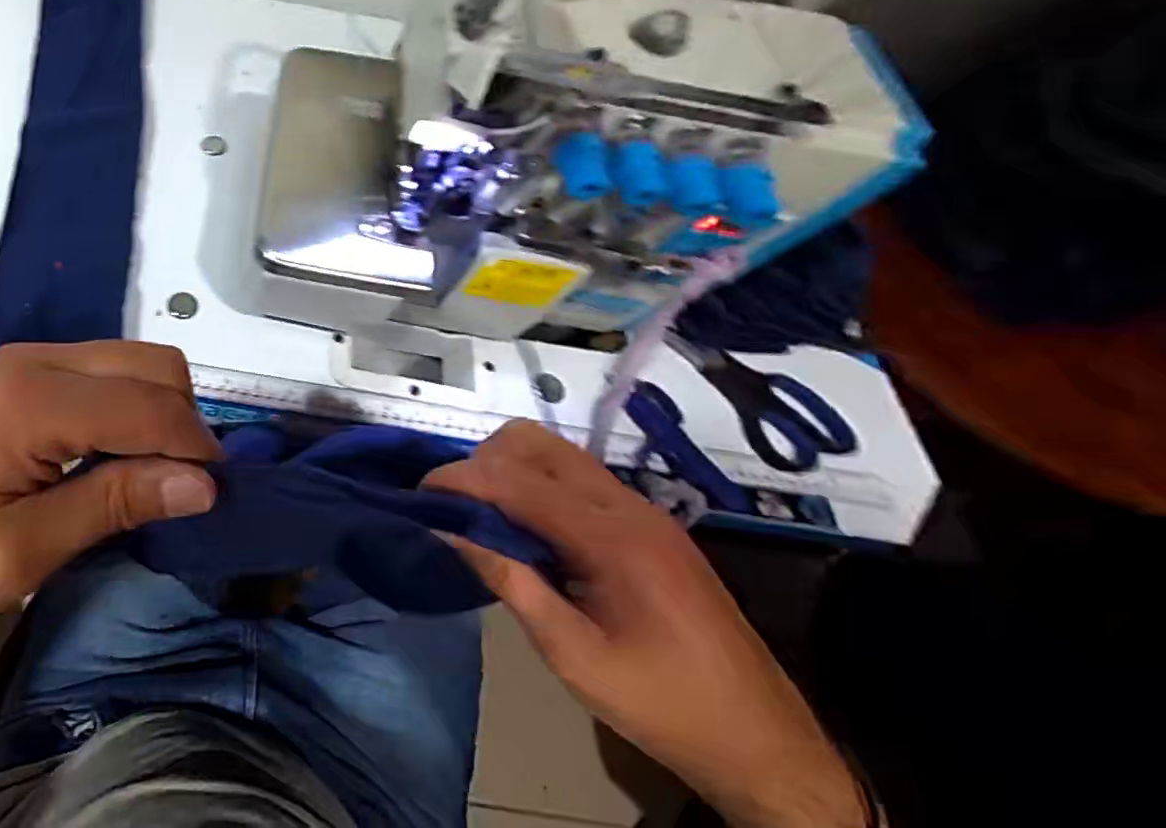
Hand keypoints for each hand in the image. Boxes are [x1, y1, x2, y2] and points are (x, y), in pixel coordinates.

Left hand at [0, 341, 220, 625]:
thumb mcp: (23, 553)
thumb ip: (114, 506)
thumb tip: (203, 485)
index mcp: (33, 401)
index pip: (148, 407)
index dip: (194, 449)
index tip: (215, 497)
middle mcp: (38, 359)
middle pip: (154, 365)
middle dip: (184, 422)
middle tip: (183, 487)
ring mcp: (32, 358)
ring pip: (138, 360)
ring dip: (163, 411)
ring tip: (157, 474)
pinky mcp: (29, 369)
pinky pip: (111, 370)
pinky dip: (135, 405)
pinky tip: (123, 452)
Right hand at [425, 422, 864, 827]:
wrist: (763, 739)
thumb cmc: (662, 705)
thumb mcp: (572, 655)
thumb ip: (508, 582)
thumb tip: (447, 531)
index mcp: (612, 538)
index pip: (516, 479)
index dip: (459, 478)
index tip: (418, 494)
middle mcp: (627, 505)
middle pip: (536, 442)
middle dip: (483, 461)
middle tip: (455, 507)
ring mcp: (641, 508)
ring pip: (555, 451)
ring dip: (508, 468)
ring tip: (483, 516)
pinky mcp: (646, 521)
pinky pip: (576, 477)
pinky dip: (535, 484)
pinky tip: (525, 530)